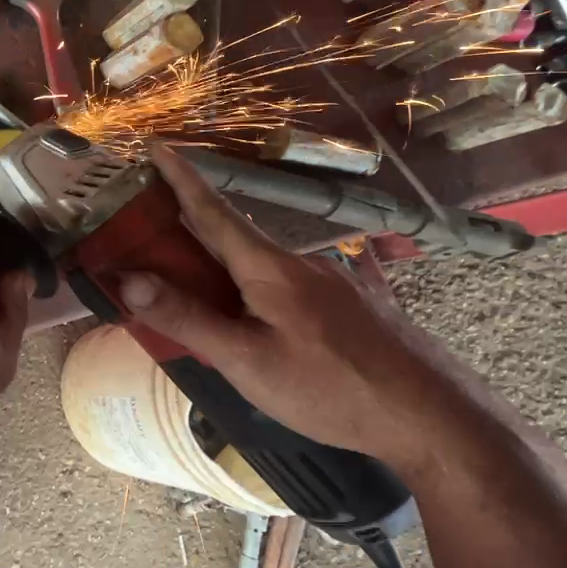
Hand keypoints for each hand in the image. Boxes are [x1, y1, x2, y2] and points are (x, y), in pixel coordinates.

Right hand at [113, 145, 483, 475]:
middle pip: (232, 236)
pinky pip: (289, 284)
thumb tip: (125, 279)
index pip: (213, 211)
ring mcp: (334, 282)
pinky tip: (258, 312)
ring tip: (193, 287)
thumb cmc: (333, 389)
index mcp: (269, 268)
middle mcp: (300, 263)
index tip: (154, 145)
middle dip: (188, 225)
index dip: (180, 179)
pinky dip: (256, 286)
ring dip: (221, 264)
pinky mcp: (355, 305)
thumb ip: (185, 318)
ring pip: (261, 265)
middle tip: (145, 227)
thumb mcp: (246, 361)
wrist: (441, 422)